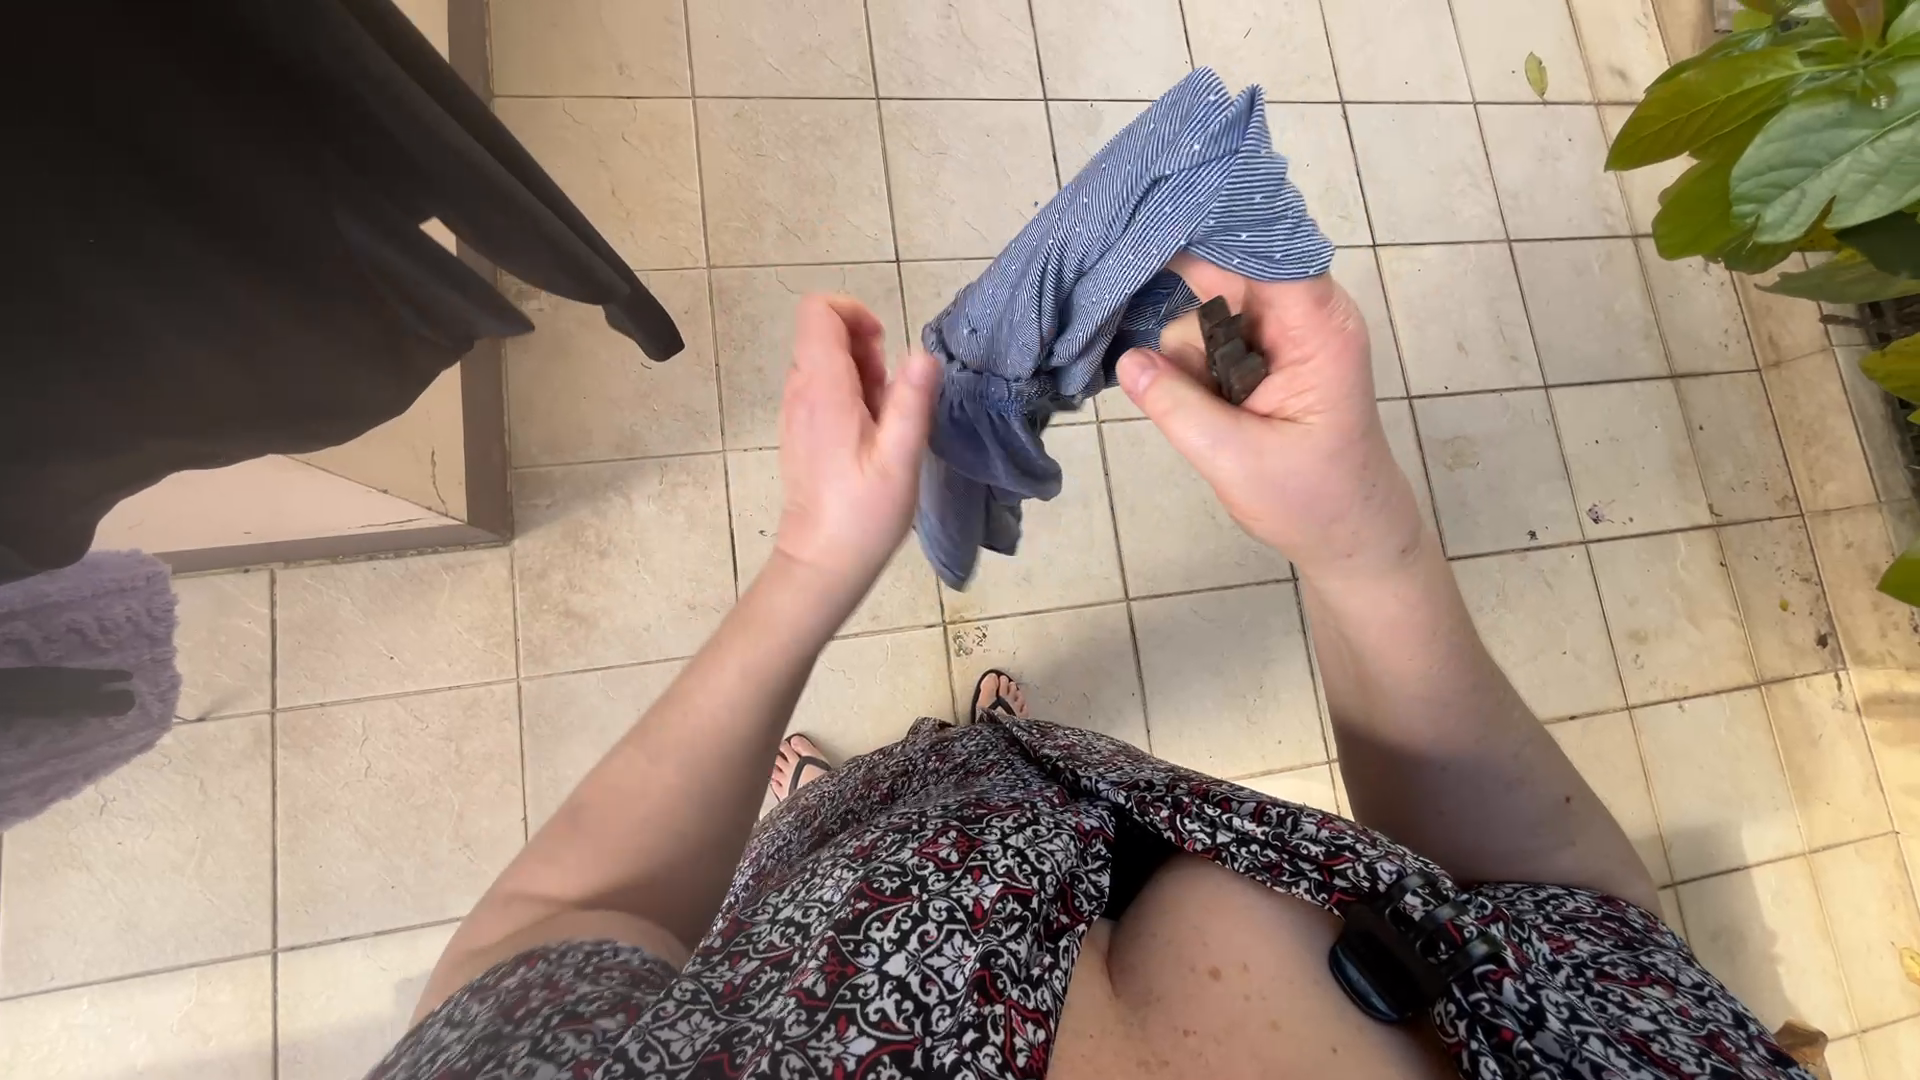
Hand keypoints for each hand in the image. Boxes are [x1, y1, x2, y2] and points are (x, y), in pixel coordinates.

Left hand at [772, 294, 938, 601]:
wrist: (821, 562)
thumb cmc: (862, 515)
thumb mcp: (899, 459)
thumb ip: (911, 400)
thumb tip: (924, 352)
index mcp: (822, 389)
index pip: (819, 311)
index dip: (855, 314)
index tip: (885, 349)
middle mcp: (800, 392)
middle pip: (823, 333)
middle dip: (865, 348)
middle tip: (892, 396)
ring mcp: (796, 412)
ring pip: (825, 361)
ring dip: (862, 374)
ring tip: (885, 420)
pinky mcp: (801, 431)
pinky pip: (822, 390)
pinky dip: (850, 396)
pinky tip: (870, 436)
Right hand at [1117, 254, 1424, 580]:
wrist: (1345, 536)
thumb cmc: (1309, 500)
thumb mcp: (1235, 457)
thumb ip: (1177, 406)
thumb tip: (1127, 359)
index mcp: (1317, 327)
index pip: (1259, 252)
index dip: (1203, 235)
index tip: (1142, 229)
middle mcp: (1299, 317)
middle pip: (1223, 274)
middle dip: (1179, 302)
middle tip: (1144, 339)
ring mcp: (1276, 337)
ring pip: (1203, 314)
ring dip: (1183, 358)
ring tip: (1203, 414)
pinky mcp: (1256, 360)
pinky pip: (1204, 342)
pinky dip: (1184, 369)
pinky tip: (1195, 406)